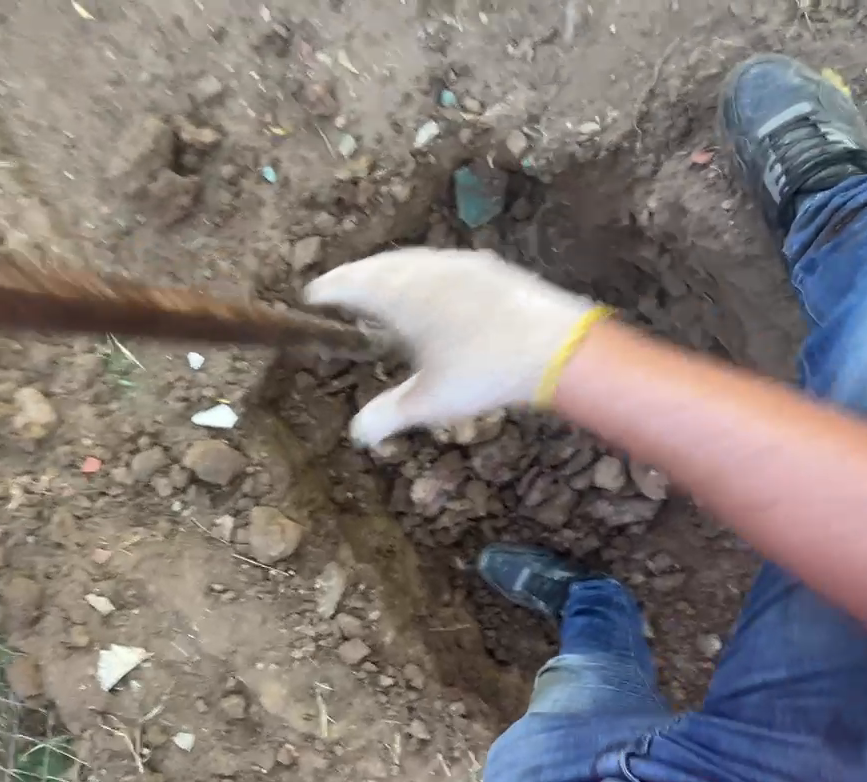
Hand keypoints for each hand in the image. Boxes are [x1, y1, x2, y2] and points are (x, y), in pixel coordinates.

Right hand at [304, 248, 605, 445]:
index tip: (312, 296)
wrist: (554, 346)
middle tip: (338, 288)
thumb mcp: (429, 401)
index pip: (352, 285)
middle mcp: (425, 271)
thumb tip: (357, 434)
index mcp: (402, 297)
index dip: (329, 290)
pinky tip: (427, 287)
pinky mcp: (486, 266)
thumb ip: (389, 414)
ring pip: (410, 261)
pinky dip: (417, 272)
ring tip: (377, 286)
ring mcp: (458, 264)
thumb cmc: (482, 372)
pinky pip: (437, 263)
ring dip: (386, 271)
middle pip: (378, 266)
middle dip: (354, 276)